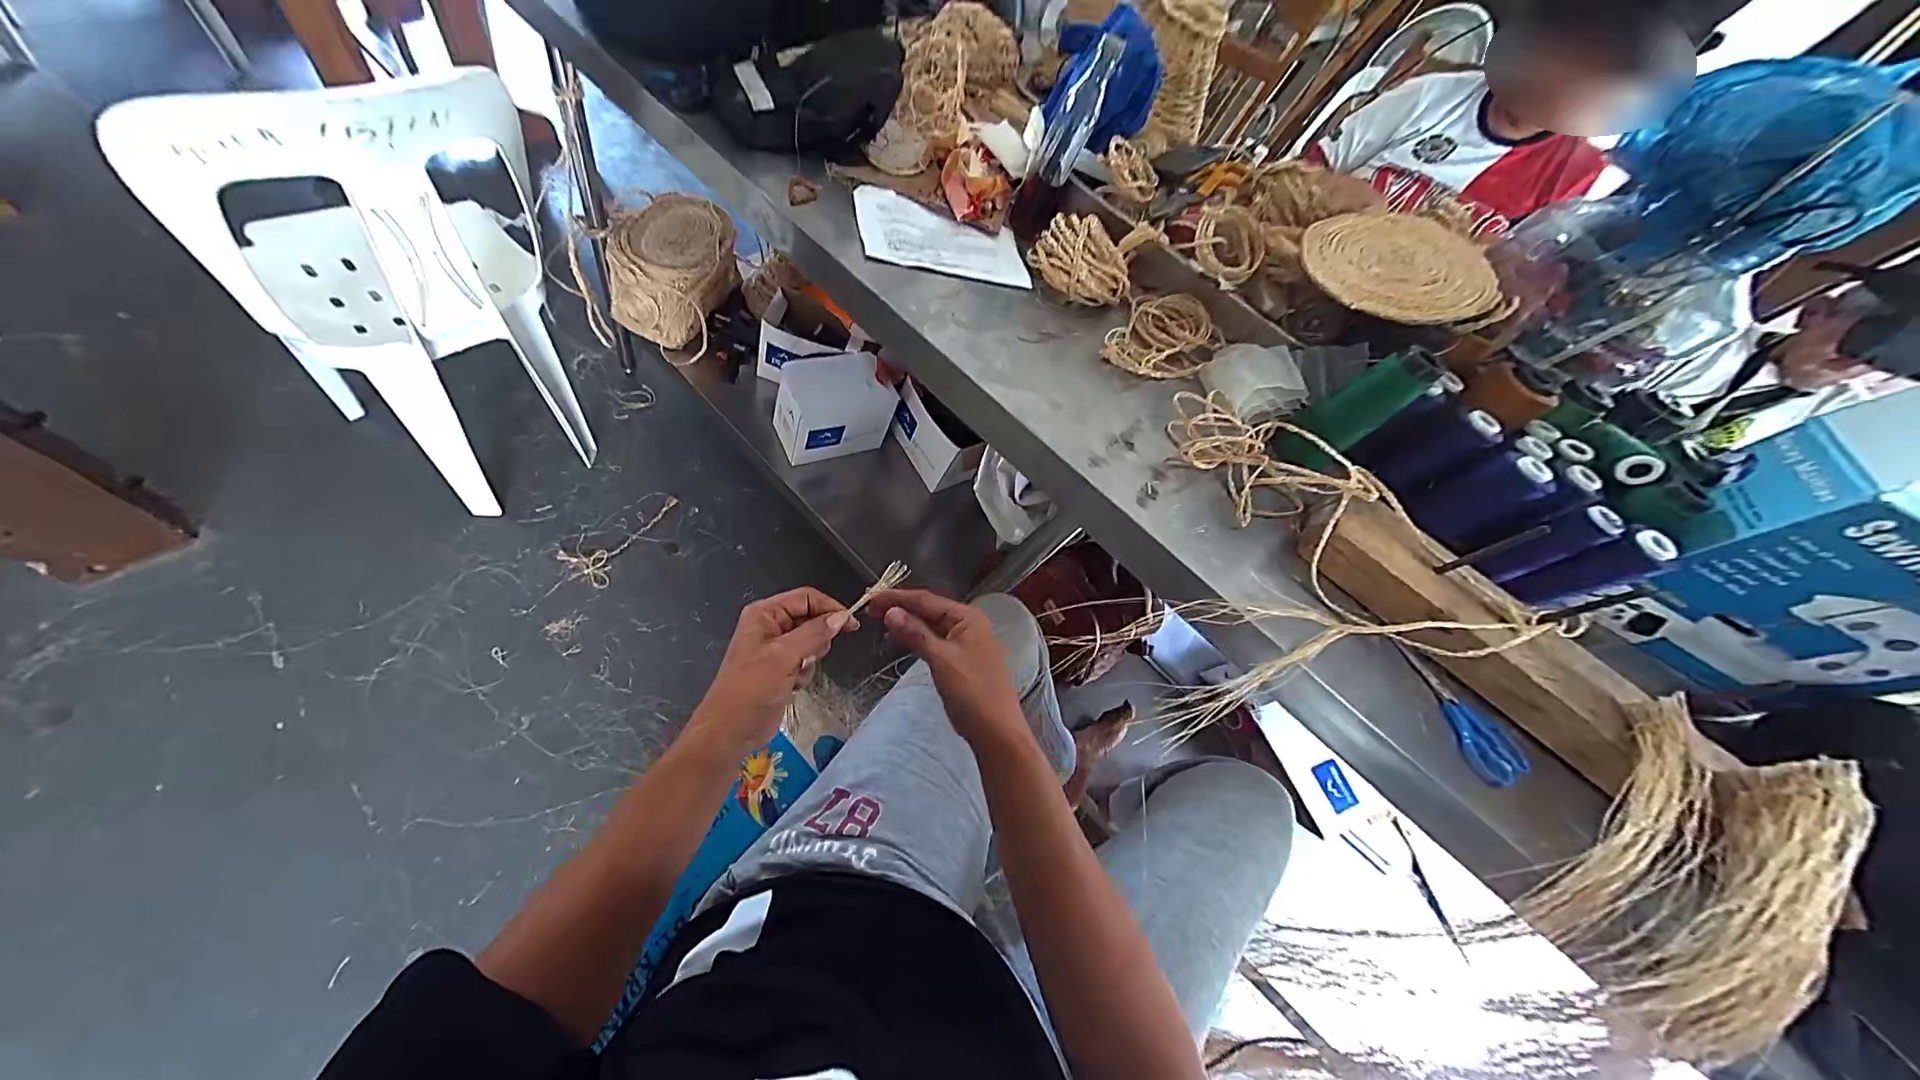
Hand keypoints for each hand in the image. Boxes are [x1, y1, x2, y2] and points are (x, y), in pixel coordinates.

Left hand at [691, 587, 854, 752]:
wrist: (731, 731)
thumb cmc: (750, 689)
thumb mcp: (784, 656)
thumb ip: (815, 633)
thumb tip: (841, 617)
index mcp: (764, 614)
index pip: (806, 598)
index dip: (830, 608)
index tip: (851, 624)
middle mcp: (770, 626)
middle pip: (811, 618)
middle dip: (817, 639)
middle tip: (807, 657)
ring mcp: (776, 648)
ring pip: (812, 642)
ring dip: (810, 659)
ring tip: (795, 674)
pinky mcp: (782, 668)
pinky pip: (807, 661)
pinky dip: (805, 673)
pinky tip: (792, 686)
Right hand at [868, 590, 1026, 745]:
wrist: (996, 731)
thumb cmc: (972, 693)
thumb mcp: (941, 660)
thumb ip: (915, 633)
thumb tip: (890, 612)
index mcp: (968, 618)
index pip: (927, 599)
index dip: (897, 597)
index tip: (871, 598)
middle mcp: (969, 625)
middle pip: (929, 609)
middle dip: (901, 608)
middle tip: (871, 610)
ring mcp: (967, 642)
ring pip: (931, 625)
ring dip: (907, 623)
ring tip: (880, 622)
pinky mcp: (962, 660)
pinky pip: (935, 640)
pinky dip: (917, 638)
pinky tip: (900, 640)